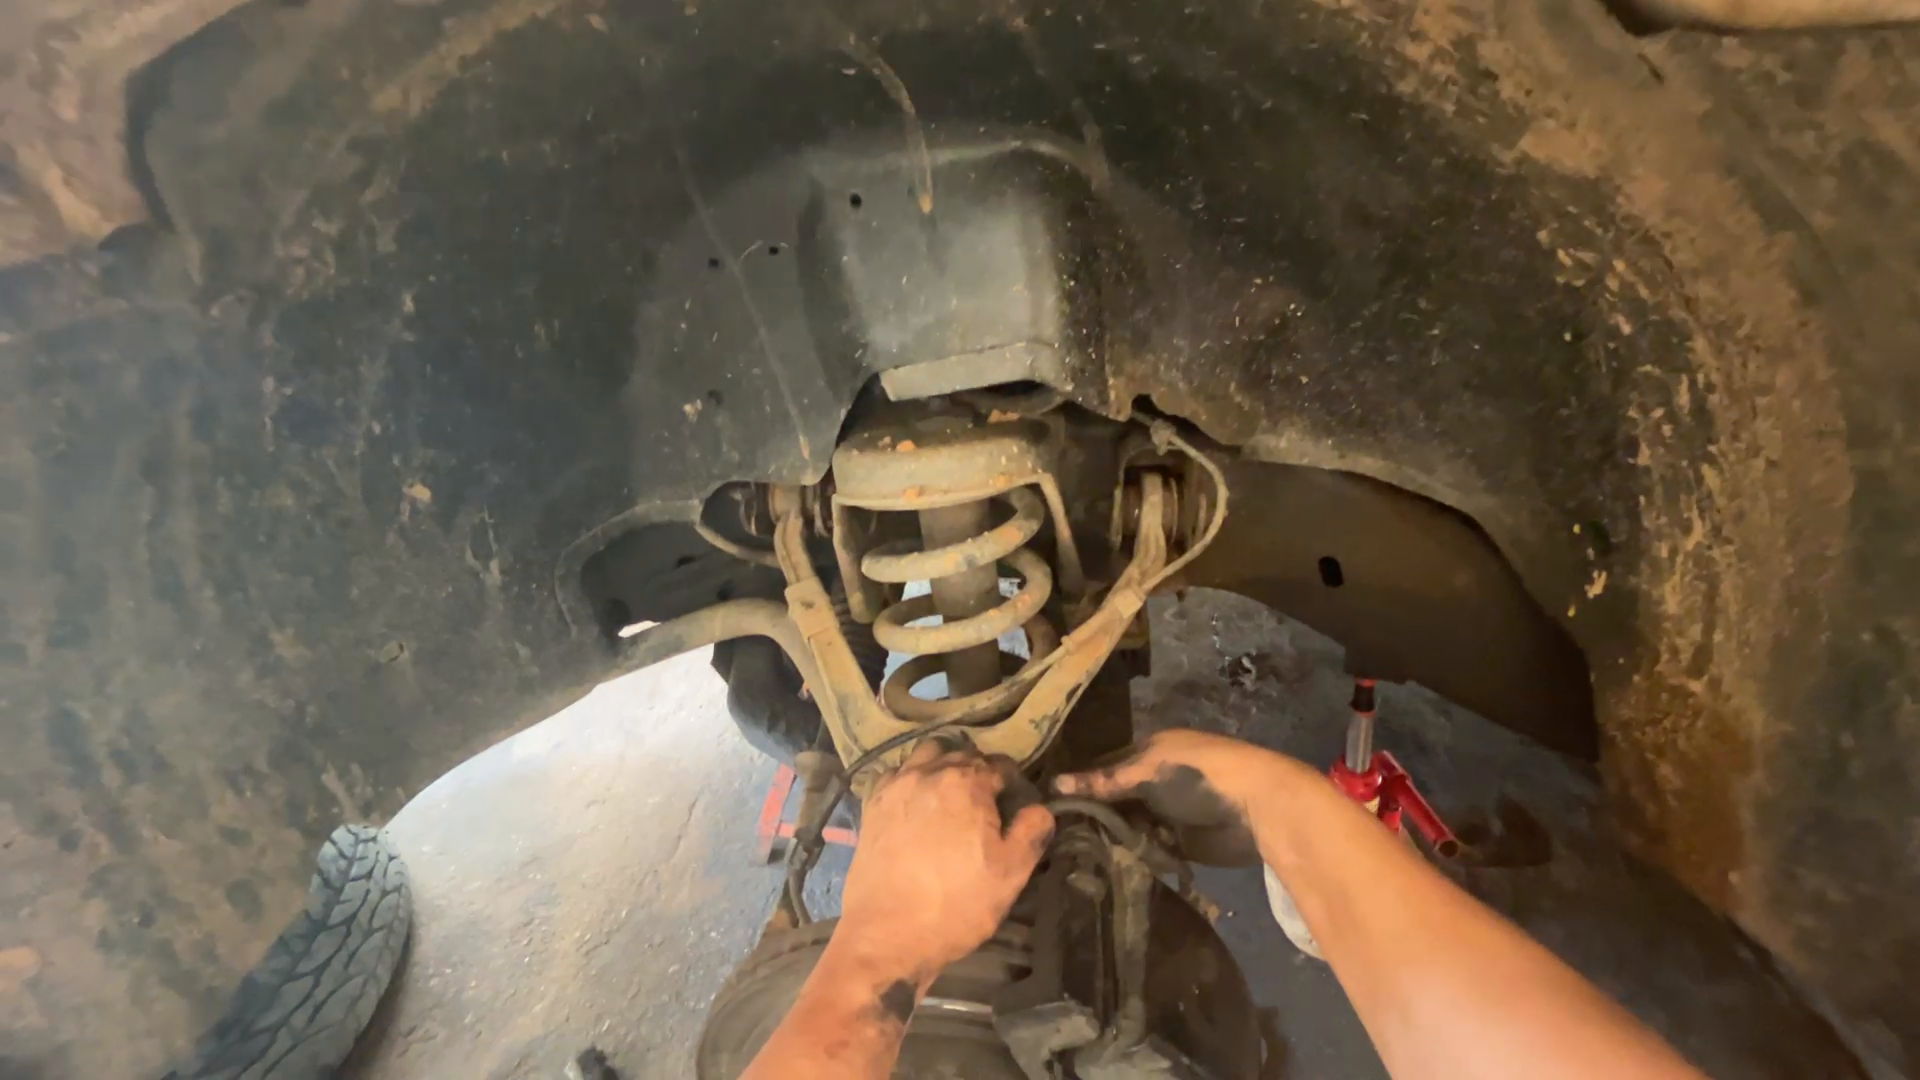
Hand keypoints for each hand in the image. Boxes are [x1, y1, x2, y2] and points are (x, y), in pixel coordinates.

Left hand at [837, 740, 1054, 983]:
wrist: (883, 933)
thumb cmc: (954, 905)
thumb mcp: (1010, 874)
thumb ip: (1031, 831)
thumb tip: (1039, 808)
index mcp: (967, 782)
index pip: (1000, 765)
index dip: (1013, 784)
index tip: (1016, 807)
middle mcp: (929, 771)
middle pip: (963, 755)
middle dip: (979, 773)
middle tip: (985, 807)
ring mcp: (897, 784)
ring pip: (927, 754)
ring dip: (943, 766)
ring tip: (949, 798)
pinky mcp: (872, 802)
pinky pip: (897, 773)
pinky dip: (911, 780)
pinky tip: (916, 806)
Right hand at [1054, 729, 1311, 865]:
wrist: (1257, 807)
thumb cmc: (1199, 774)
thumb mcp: (1147, 770)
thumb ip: (1103, 781)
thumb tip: (1053, 785)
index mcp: (1149, 750)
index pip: (1105, 765)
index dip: (1081, 782)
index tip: (1051, 805)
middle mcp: (1155, 779)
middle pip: (1115, 798)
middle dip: (1094, 814)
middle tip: (1059, 835)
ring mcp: (1168, 811)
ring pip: (1128, 824)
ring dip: (1112, 836)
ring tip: (1077, 852)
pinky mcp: (1180, 842)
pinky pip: (1147, 846)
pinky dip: (1133, 853)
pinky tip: (1109, 862)